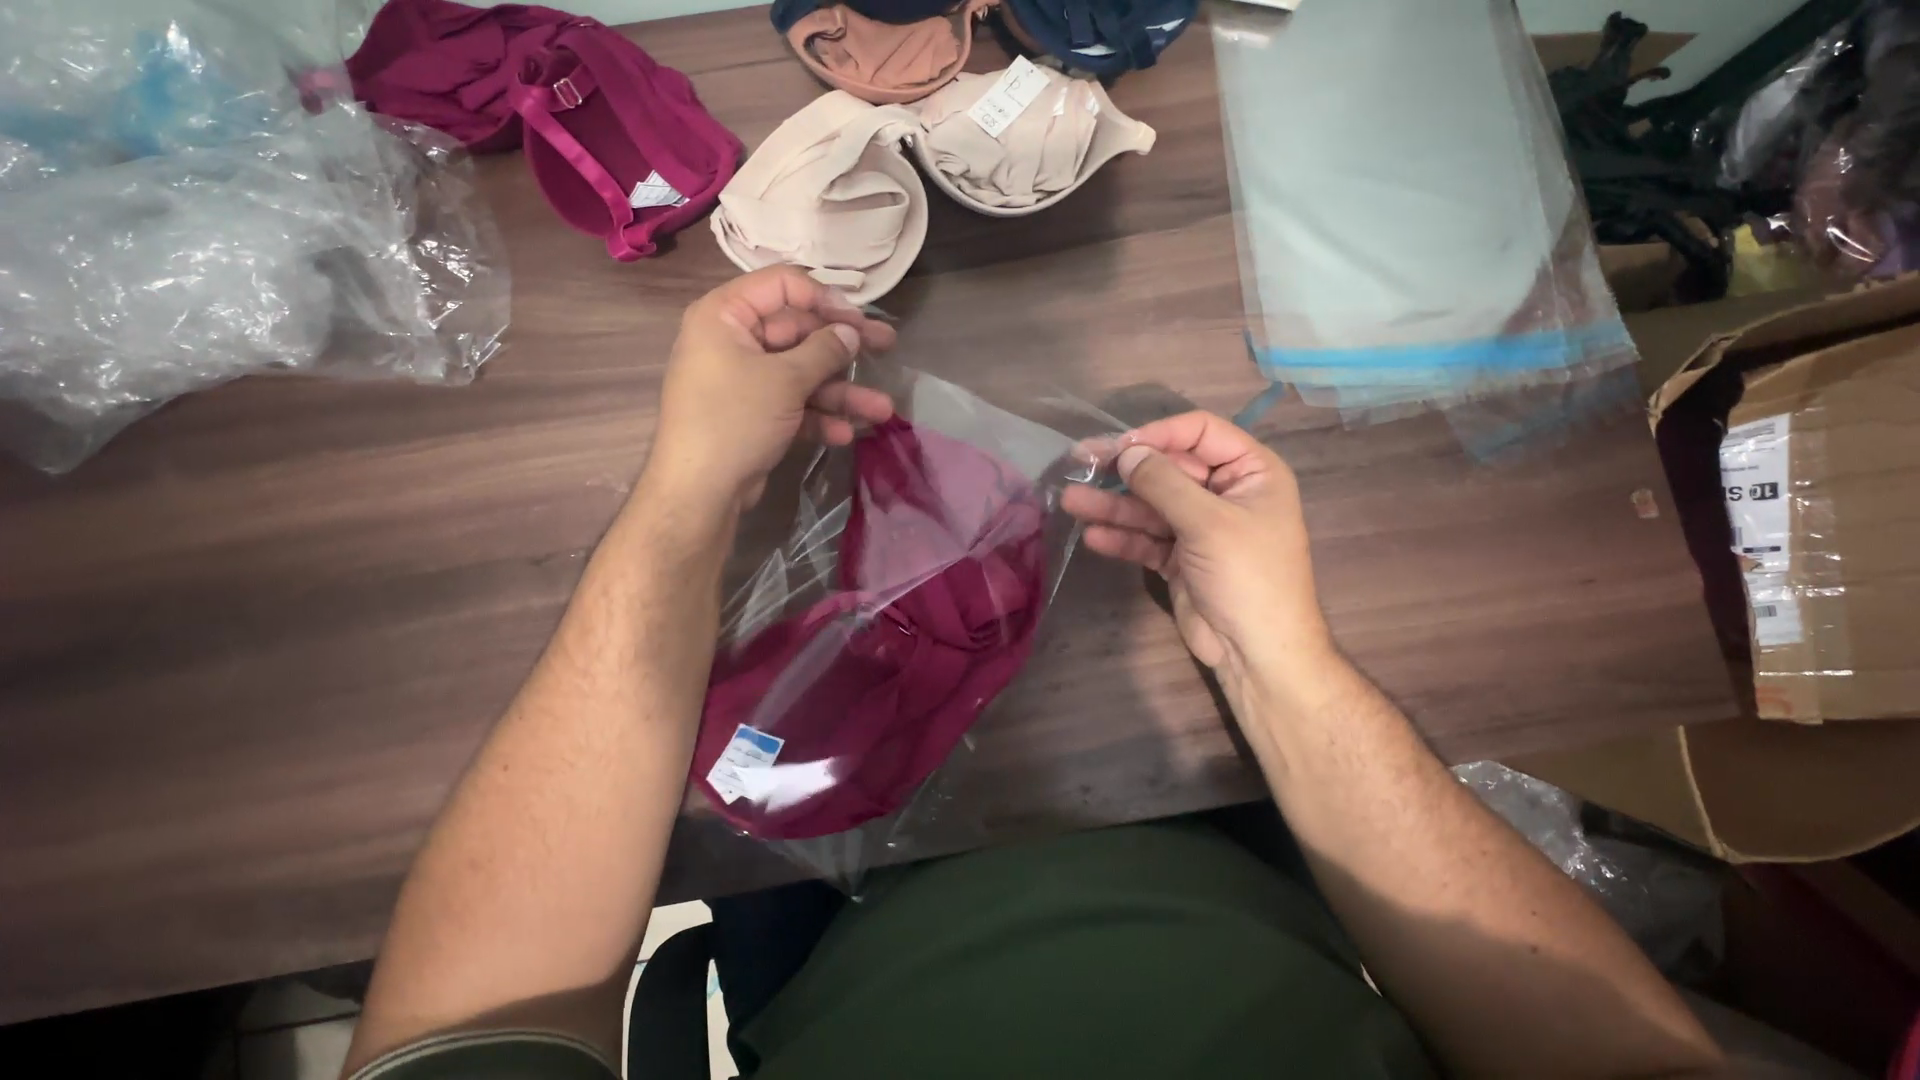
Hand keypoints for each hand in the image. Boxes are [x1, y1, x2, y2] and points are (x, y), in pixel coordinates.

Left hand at [645, 266, 896, 514]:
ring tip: (881, 410)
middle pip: (798, 332)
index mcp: (726, 315)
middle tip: (887, 345)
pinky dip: (818, 416)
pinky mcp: (753, 415)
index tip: (857, 318)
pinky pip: (792, 404)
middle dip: (843, 350)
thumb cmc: (734, 419)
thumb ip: (823, 350)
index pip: (782, 285)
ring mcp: (743, 380)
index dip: (824, 297)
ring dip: (841, 392)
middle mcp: (732, 341)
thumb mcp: (784, 380)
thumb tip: (850, 332)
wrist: (699, 491)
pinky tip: (845, 433)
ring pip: (801, 374)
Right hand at [1062, 411, 1332, 680]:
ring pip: (1150, 505)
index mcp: (1250, 472)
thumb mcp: (1208, 523)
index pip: (1200, 432)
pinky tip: (1093, 537)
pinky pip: (1147, 538)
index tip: (1120, 446)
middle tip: (1079, 462)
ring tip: (1071, 501)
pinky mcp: (1180, 558)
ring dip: (1113, 504)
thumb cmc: (1248, 575)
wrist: (1257, 651)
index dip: (1159, 433)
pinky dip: (1122, 537)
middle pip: (1168, 468)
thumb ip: (1163, 483)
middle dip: (1125, 470)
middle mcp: (1225, 492)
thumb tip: (1125, 452)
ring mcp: (1201, 527)